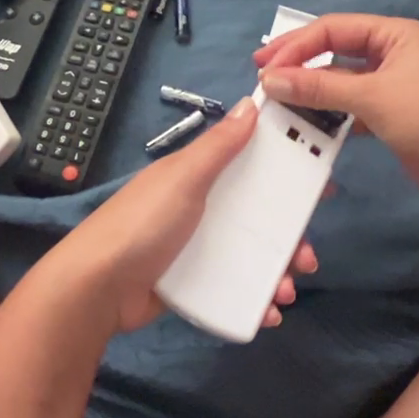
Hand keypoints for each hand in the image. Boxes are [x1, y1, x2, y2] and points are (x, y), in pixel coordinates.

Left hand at [54, 100, 319, 331]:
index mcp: (198, 177)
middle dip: (289, 237)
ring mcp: (196, 248)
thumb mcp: (183, 179)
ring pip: (251, 255)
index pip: (251, 166)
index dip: (287, 172)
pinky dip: (256, 299)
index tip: (321, 186)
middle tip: (308, 256)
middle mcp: (201, 209)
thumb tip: (250, 104)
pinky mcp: (192, 283)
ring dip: (277, 272)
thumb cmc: (142, 224)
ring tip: (287, 293)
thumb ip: (218, 146)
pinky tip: (269, 312)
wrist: (97, 289)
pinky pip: (234, 287)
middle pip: (258, 217)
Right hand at [253, 14, 418, 201]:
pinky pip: (348, 104)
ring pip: (339, 79)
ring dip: (310, 89)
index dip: (296, 45)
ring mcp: (390, 83)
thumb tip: (269, 79)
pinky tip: (305, 121)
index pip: (332, 29)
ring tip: (277, 99)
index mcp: (393, 34)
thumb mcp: (371, 97)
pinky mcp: (388, 112)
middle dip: (298, 62)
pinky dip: (327, 111)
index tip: (264, 67)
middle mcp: (391, 52)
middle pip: (333, 50)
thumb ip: (318, 86)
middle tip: (261, 74)